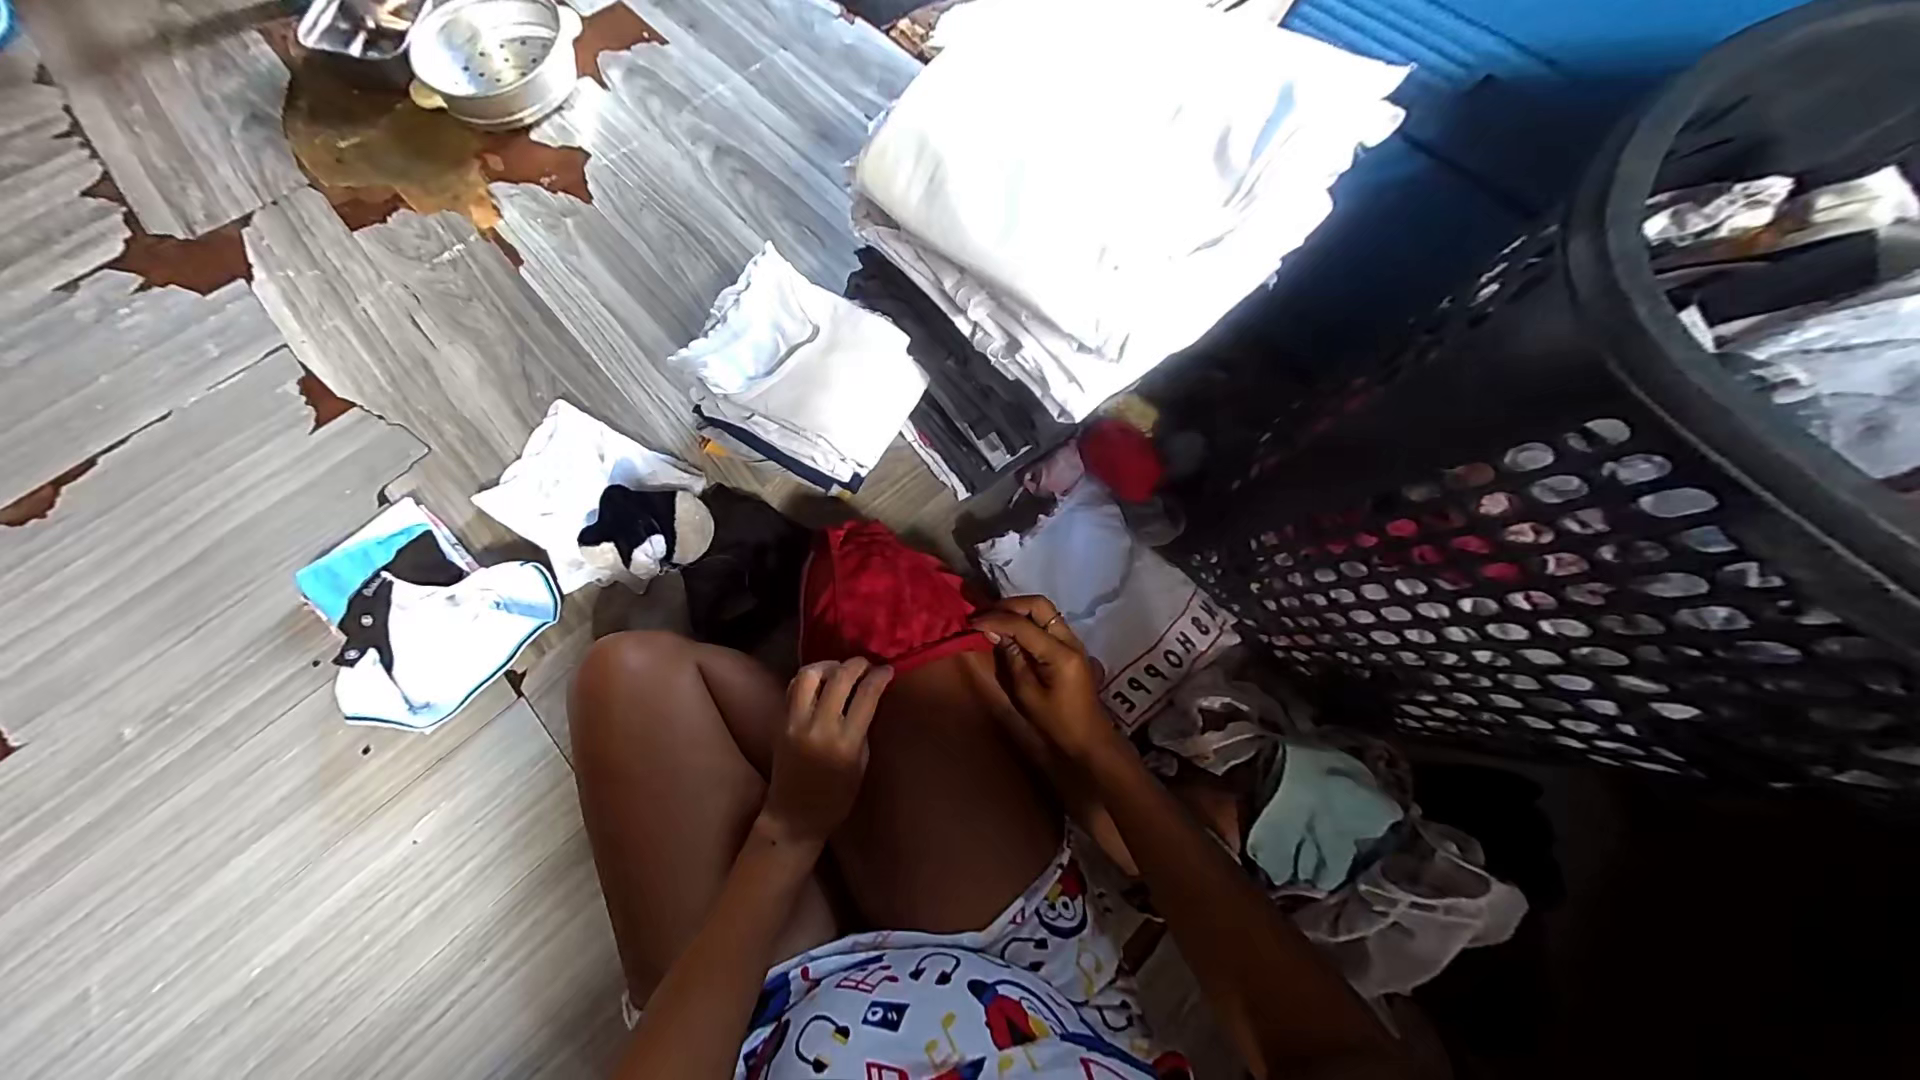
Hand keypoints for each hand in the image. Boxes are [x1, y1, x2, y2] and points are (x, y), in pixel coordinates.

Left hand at [761, 658, 893, 844]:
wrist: (793, 817)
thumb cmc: (836, 798)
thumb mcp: (861, 764)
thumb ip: (862, 728)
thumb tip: (868, 696)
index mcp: (845, 744)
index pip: (866, 696)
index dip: (879, 676)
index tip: (887, 669)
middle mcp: (819, 728)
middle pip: (839, 678)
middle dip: (857, 664)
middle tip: (867, 664)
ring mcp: (795, 723)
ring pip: (809, 675)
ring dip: (828, 665)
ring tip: (840, 669)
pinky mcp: (780, 723)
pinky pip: (793, 688)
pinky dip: (809, 678)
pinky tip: (820, 681)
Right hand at [971, 597, 1120, 765]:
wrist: (1088, 736)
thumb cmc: (1056, 722)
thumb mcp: (1027, 694)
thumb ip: (1011, 658)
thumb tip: (992, 631)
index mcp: (1060, 654)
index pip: (1023, 625)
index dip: (996, 619)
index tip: (972, 621)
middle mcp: (1070, 640)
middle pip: (1039, 604)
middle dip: (1009, 605)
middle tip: (984, 614)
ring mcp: (1073, 640)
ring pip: (1044, 609)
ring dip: (1017, 609)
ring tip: (993, 618)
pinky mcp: (1070, 645)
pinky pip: (1047, 621)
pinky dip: (1027, 619)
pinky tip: (1010, 629)